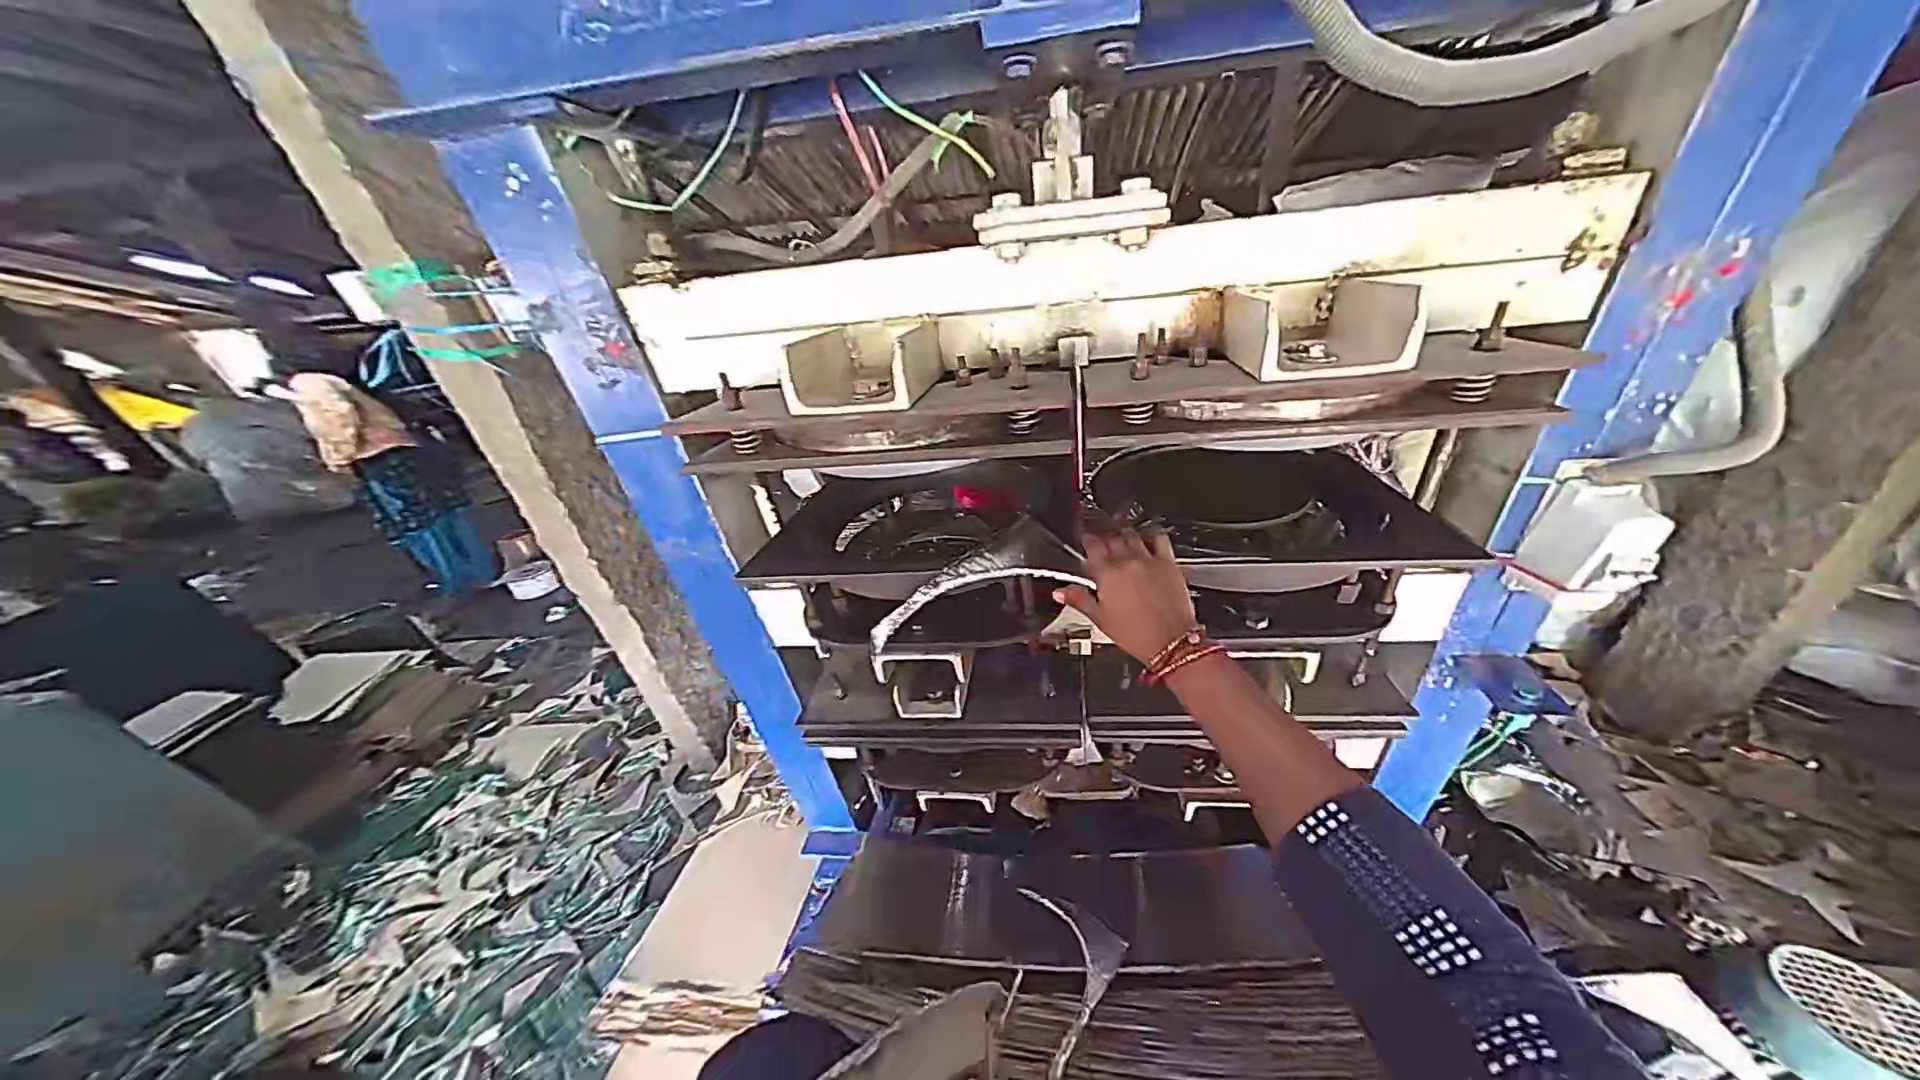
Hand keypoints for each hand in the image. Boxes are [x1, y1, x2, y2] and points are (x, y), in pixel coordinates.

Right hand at [1055, 527, 1197, 663]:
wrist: (1170, 641)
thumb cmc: (1137, 634)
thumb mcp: (1100, 619)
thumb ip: (1079, 600)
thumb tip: (1061, 593)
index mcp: (1107, 574)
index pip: (1093, 546)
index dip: (1088, 541)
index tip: (1087, 541)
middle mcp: (1127, 562)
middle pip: (1112, 538)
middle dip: (1105, 538)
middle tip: (1102, 544)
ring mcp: (1148, 561)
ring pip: (1132, 535)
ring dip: (1124, 534)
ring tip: (1121, 540)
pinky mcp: (1168, 563)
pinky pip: (1159, 538)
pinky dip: (1151, 535)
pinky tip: (1148, 540)